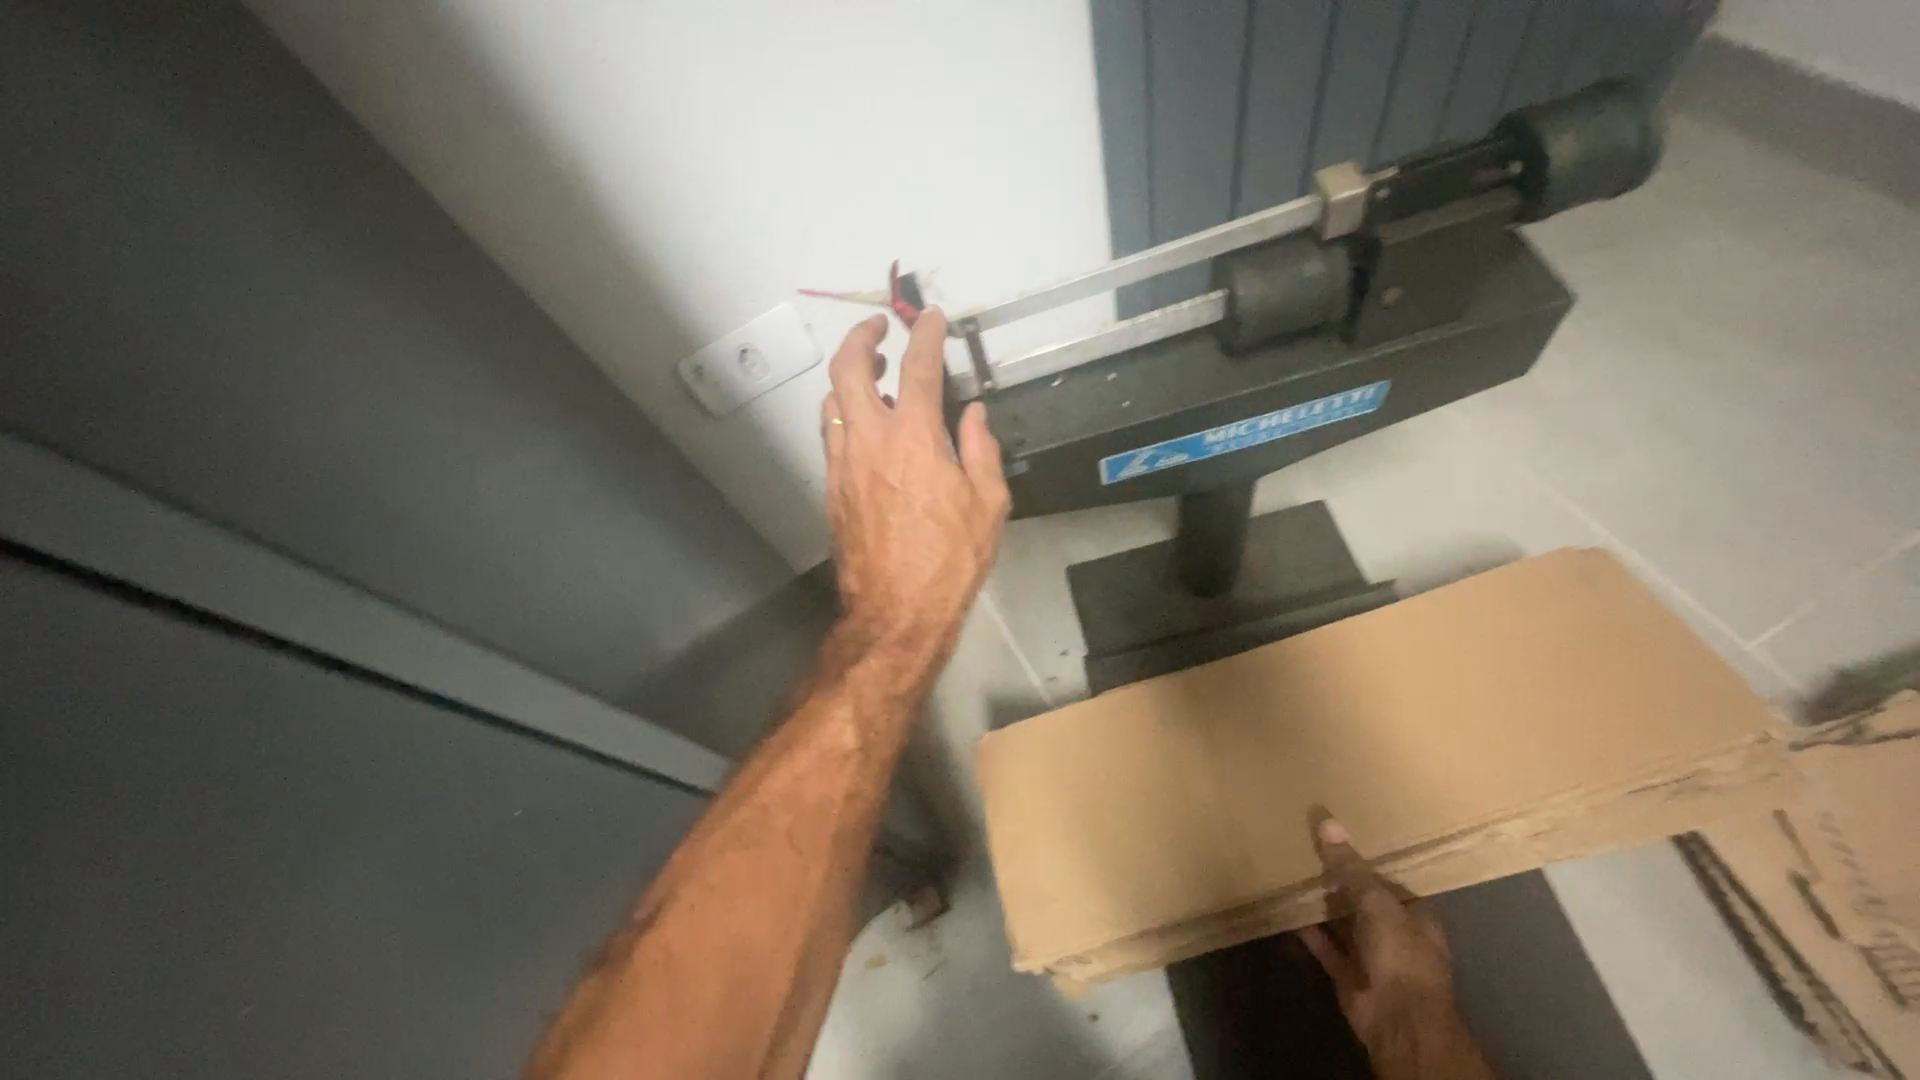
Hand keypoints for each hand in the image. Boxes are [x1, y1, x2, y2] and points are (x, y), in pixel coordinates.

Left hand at [820, 308, 1009, 658]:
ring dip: (850, 377)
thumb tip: (975, 412)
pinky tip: (864, 424)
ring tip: (874, 376)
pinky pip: (831, 434)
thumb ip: (982, 449)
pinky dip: (845, 414)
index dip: (926, 336)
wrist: (896, 611)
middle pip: (848, 368)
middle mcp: (870, 441)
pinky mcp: (832, 488)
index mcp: (915, 439)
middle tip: (880, 329)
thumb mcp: (988, 505)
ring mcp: (843, 464)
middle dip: (861, 337)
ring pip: (832, 400)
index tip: (932, 319)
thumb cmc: (951, 560)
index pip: (918, 369)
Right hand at [1300, 812, 1492, 1079]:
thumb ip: (1349, 866)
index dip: (1361, 860)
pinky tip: (1287, 911)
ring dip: (1321, 905)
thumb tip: (1326, 821)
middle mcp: (1395, 933)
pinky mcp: (1348, 974)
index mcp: (1414, 913)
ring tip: (1291, 873)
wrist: (1397, 1018)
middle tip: (1304, 850)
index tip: (1332, 839)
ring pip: (1343, 923)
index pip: (1385, 879)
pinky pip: (1325, 946)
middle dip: (1337, 881)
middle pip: (1362, 900)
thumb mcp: (1376, 901)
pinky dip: (1309, 931)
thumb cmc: (1399, 953)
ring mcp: (1371, 955)